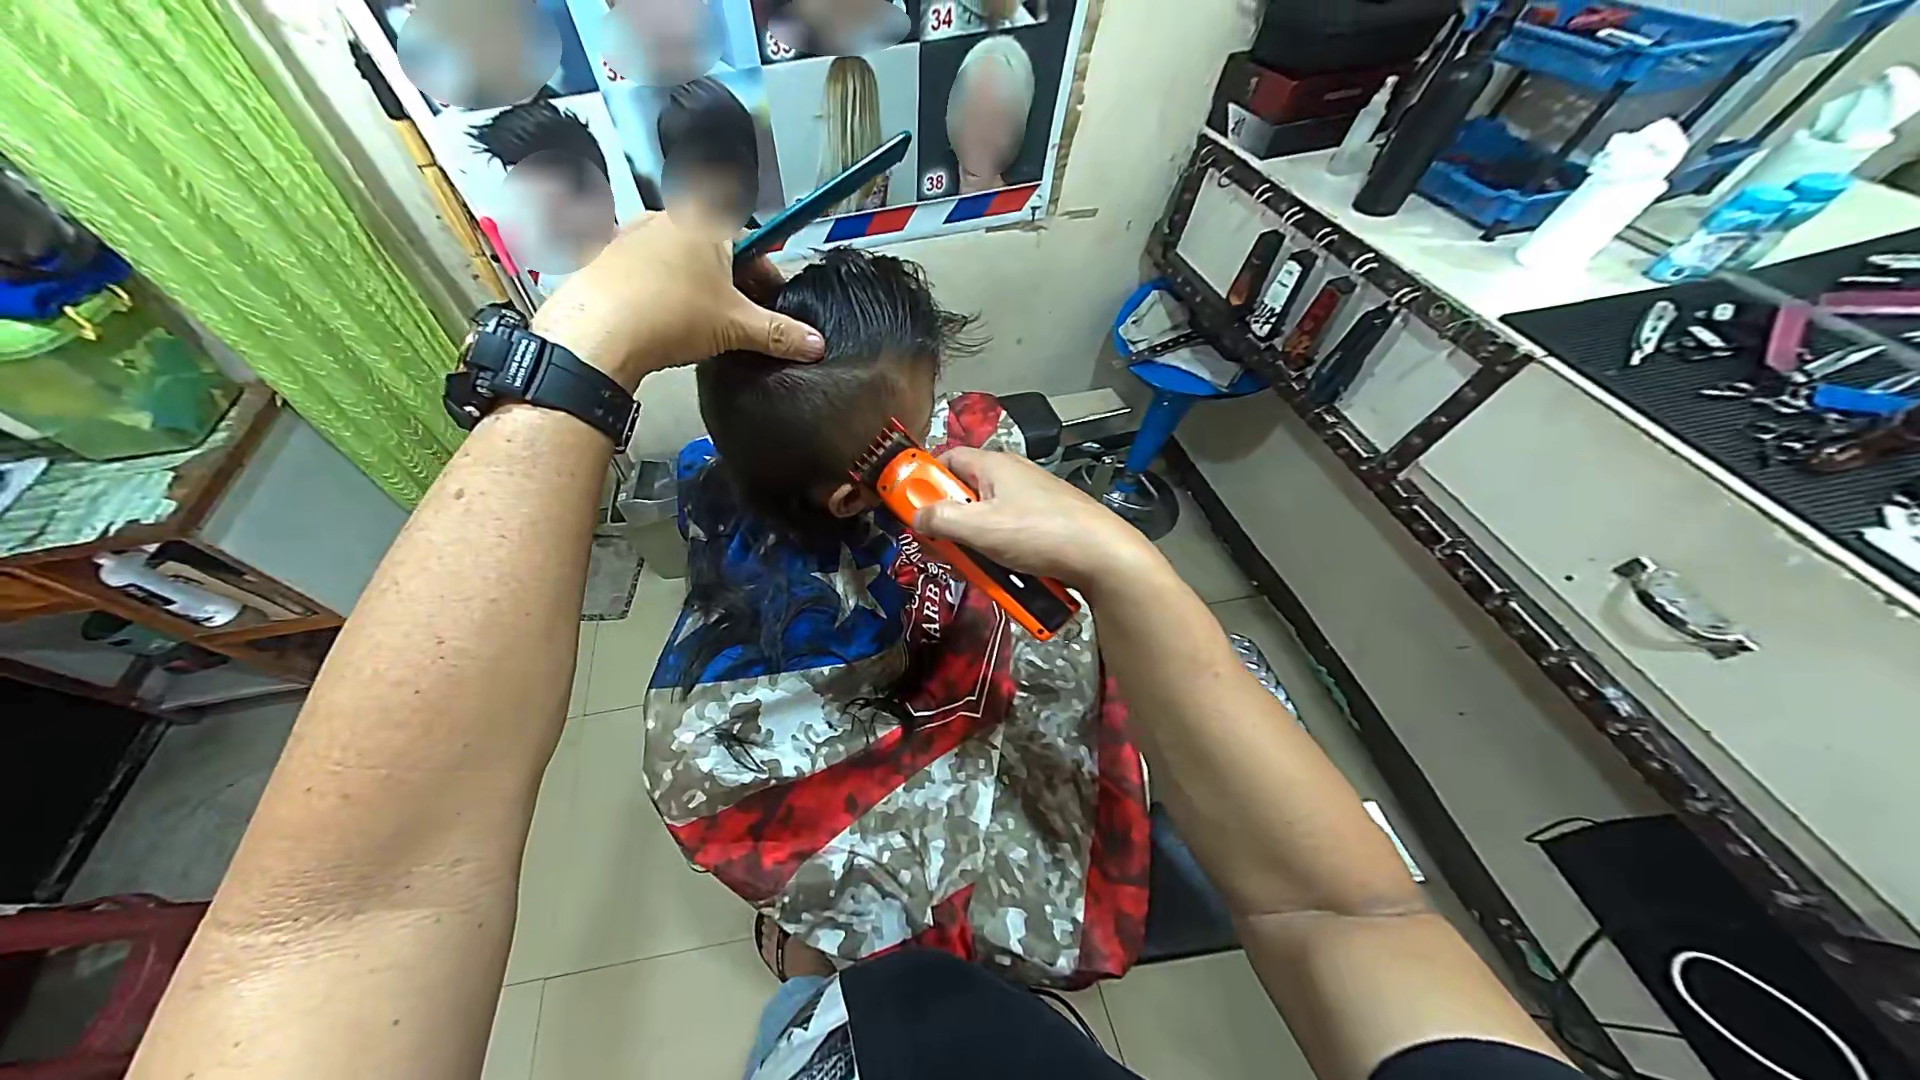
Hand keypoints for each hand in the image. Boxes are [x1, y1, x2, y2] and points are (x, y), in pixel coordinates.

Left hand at [529, 211, 823, 390]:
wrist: (598, 331)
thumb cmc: (669, 314)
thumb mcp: (737, 327)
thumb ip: (779, 333)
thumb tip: (815, 344)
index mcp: (704, 223)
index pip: (750, 236)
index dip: (766, 268)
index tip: (772, 295)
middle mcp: (667, 218)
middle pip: (716, 245)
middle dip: (735, 278)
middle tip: (743, 315)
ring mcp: (631, 234)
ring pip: (681, 256)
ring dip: (699, 283)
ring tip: (705, 322)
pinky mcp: (606, 257)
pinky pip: (649, 269)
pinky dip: (665, 289)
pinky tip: (668, 320)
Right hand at [912, 448, 1163, 588]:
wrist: (1103, 556)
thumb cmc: (1040, 533)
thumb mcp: (980, 528)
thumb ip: (941, 520)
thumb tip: (915, 517)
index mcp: (993, 465)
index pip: (945, 460)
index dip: (924, 481)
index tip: (911, 508)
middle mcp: (1012, 475)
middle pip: (964, 494)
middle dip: (950, 525)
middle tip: (945, 550)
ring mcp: (1031, 500)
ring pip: (985, 520)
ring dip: (975, 546)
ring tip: (979, 568)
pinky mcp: (1046, 523)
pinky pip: (1009, 534)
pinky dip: (1000, 552)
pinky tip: (1004, 573)